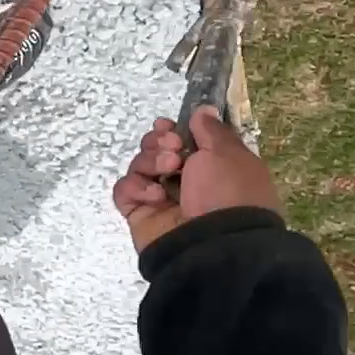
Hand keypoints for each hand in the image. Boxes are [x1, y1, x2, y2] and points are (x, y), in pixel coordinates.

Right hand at [111, 106, 280, 251]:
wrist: (215, 243)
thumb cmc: (229, 193)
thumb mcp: (229, 154)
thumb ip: (211, 130)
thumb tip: (203, 110)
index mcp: (212, 170)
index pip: (180, 142)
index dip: (170, 130)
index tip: (168, 125)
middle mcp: (185, 183)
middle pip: (155, 150)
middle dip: (159, 143)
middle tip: (173, 149)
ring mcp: (160, 200)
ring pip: (139, 166)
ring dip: (151, 161)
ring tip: (168, 171)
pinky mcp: (139, 214)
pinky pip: (125, 190)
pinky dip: (136, 188)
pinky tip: (155, 195)